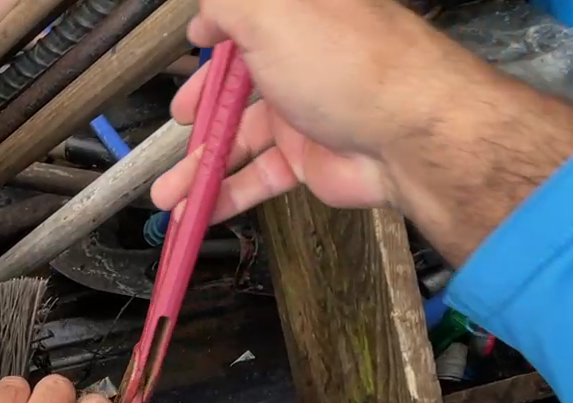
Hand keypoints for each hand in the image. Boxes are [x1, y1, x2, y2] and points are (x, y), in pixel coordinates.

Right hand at [150, 0, 572, 263]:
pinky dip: (225, 197)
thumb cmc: (349, 66)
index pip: (249, 20)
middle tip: (179, 127)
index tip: (194, 42)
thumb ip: (230, 3)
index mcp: (295, 19)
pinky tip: (198, 211)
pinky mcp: (307, 160)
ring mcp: (303, 114)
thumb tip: (206, 7)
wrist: (404, 134)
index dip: (217, 32)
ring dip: (199, 170)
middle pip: (237, 90)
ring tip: (168, 195)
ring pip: (239, 144)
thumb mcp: (273, 13)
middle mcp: (300, 63)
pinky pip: (256, 179)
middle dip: (200, 114)